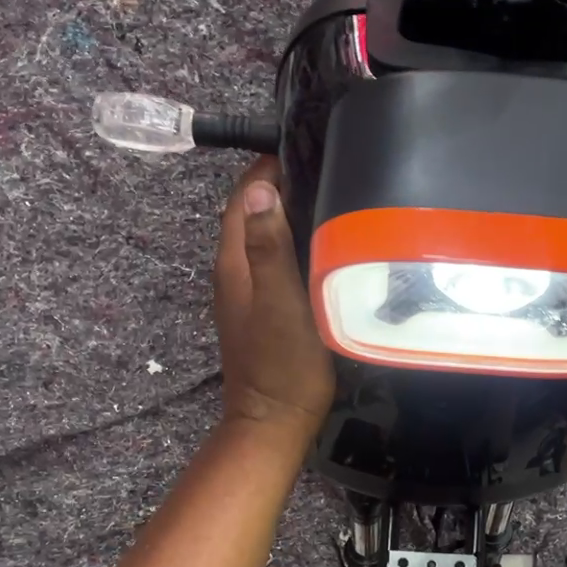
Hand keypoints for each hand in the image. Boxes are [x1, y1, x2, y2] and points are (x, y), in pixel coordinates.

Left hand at [212, 157, 335, 438]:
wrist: (275, 423)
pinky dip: (294, 245)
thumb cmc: (283, 365)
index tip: (304, 144)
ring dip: (289, 216)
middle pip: (253, 214)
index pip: (243, 198)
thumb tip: (259, 189)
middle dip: (281, 185)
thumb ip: (268, 248)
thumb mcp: (280, 303)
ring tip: (331, 197)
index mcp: (235, 264)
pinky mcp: (265, 313)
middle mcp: (236, 273)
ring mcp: (248, 295)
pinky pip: (276, 263)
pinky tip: (323, 248)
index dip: (267, 168)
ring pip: (265, 239)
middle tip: (328, 166)